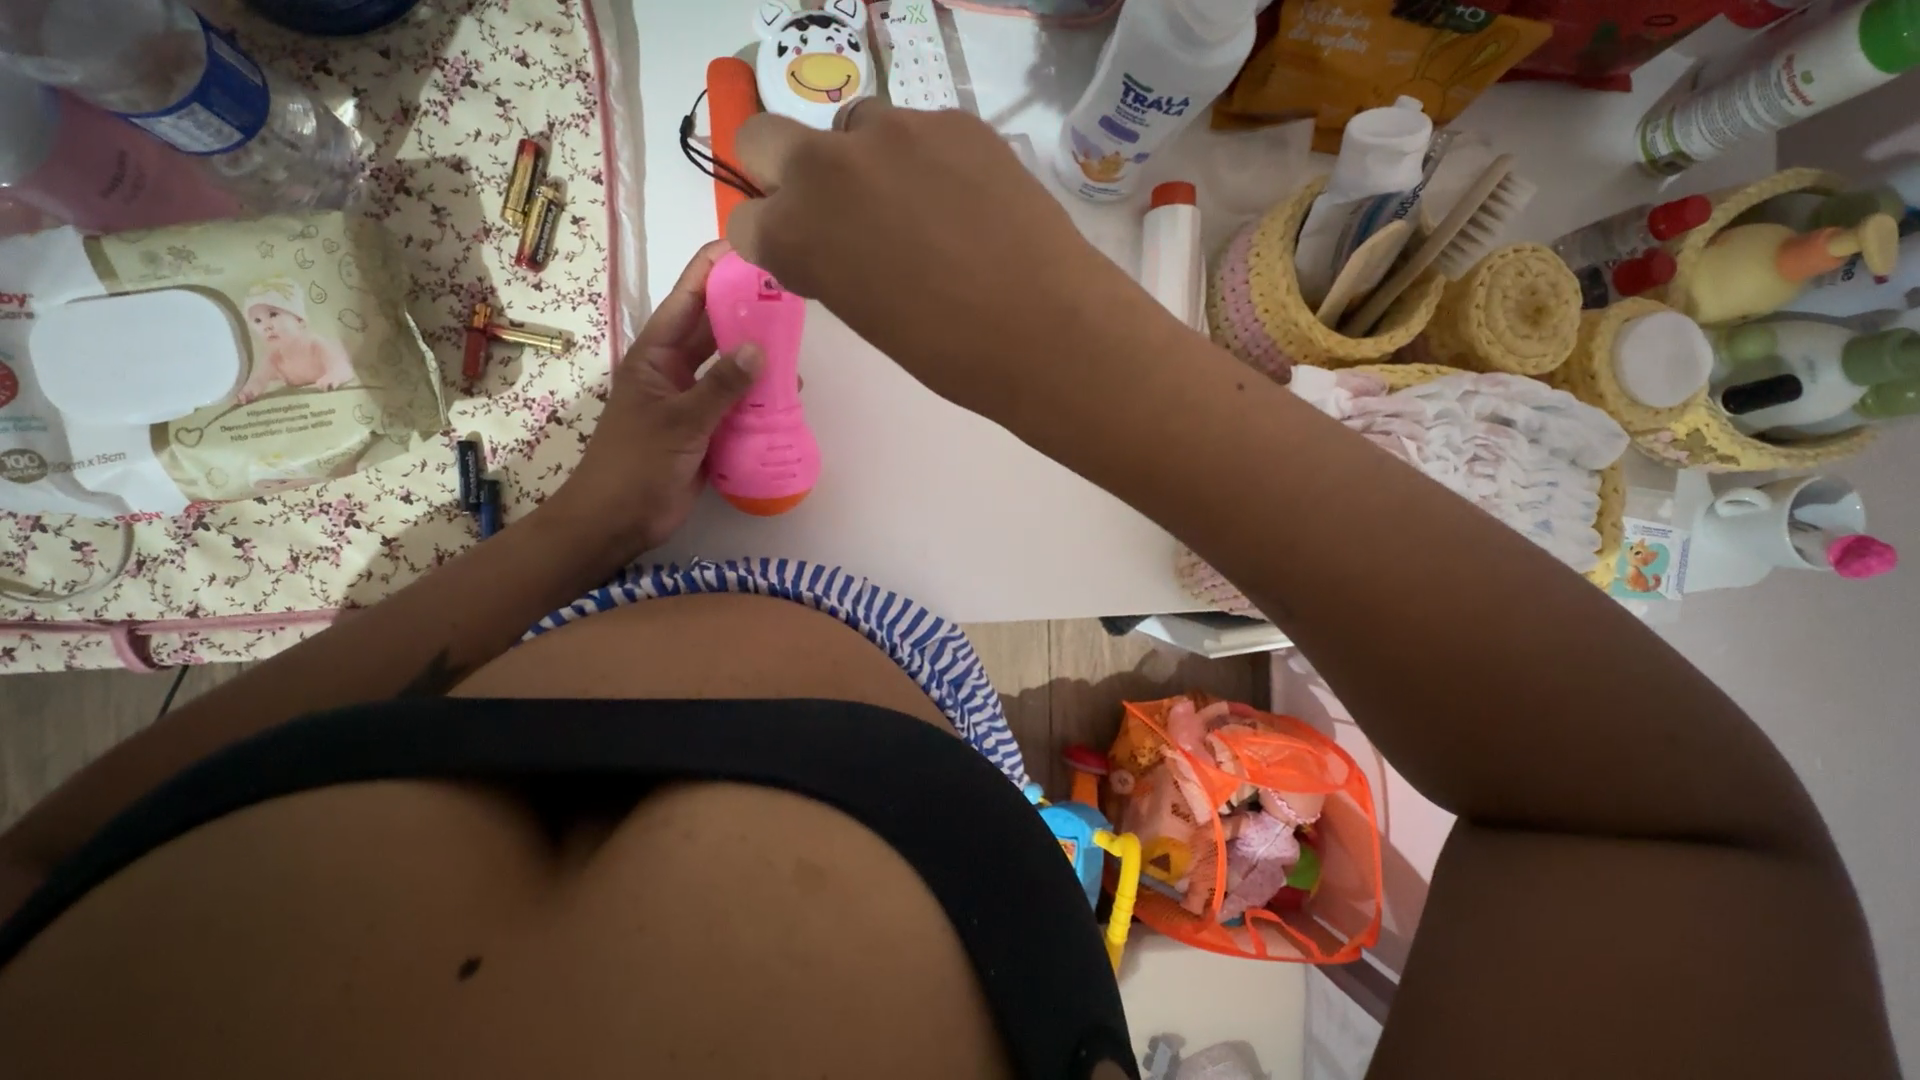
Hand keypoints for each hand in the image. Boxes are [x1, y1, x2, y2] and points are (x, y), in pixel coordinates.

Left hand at [541, 240, 761, 562]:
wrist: (618, 520)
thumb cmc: (635, 464)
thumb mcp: (679, 421)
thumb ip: (720, 386)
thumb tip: (760, 349)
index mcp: (655, 355)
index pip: (686, 300)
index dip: (711, 270)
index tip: (744, 245)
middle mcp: (675, 371)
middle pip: (714, 330)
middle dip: (746, 311)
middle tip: (789, 293)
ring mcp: (691, 400)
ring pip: (730, 368)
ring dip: (758, 358)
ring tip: (798, 344)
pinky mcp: (707, 430)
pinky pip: (737, 404)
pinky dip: (760, 398)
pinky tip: (789, 395)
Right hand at [726, 101, 1156, 415]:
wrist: (1043, 327)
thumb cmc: (947, 350)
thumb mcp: (864, 313)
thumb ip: (828, 262)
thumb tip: (831, 239)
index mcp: (794, 231)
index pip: (744, 219)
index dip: (772, 237)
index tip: (804, 253)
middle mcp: (827, 166)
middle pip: (766, 137)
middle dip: (785, 172)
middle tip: (836, 210)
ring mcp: (893, 131)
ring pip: (852, 127)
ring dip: (866, 160)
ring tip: (919, 209)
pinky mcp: (953, 119)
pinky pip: (918, 130)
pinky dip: (927, 159)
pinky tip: (966, 202)